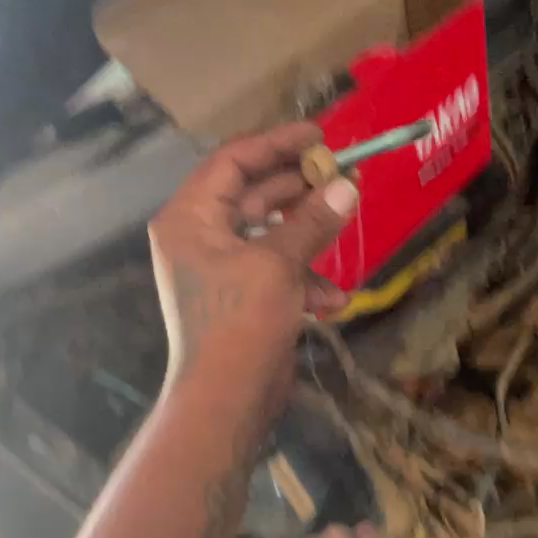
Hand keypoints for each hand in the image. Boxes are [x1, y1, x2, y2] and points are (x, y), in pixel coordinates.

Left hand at [148, 121, 357, 398]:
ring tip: (345, 230)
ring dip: (310, 238)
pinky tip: (333, 299)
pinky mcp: (244, 298)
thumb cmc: (240, 323)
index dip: (276, 144)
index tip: (320, 136)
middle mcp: (200, 237)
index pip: (232, 162)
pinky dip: (305, 281)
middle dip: (301, 191)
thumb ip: (312, 222)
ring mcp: (222, 269)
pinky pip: (277, 272)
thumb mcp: (278, 265)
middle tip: (344, 177)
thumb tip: (347, 187)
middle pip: (255, 196)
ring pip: (272, 235)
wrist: (226, 401)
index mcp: (190, 218)